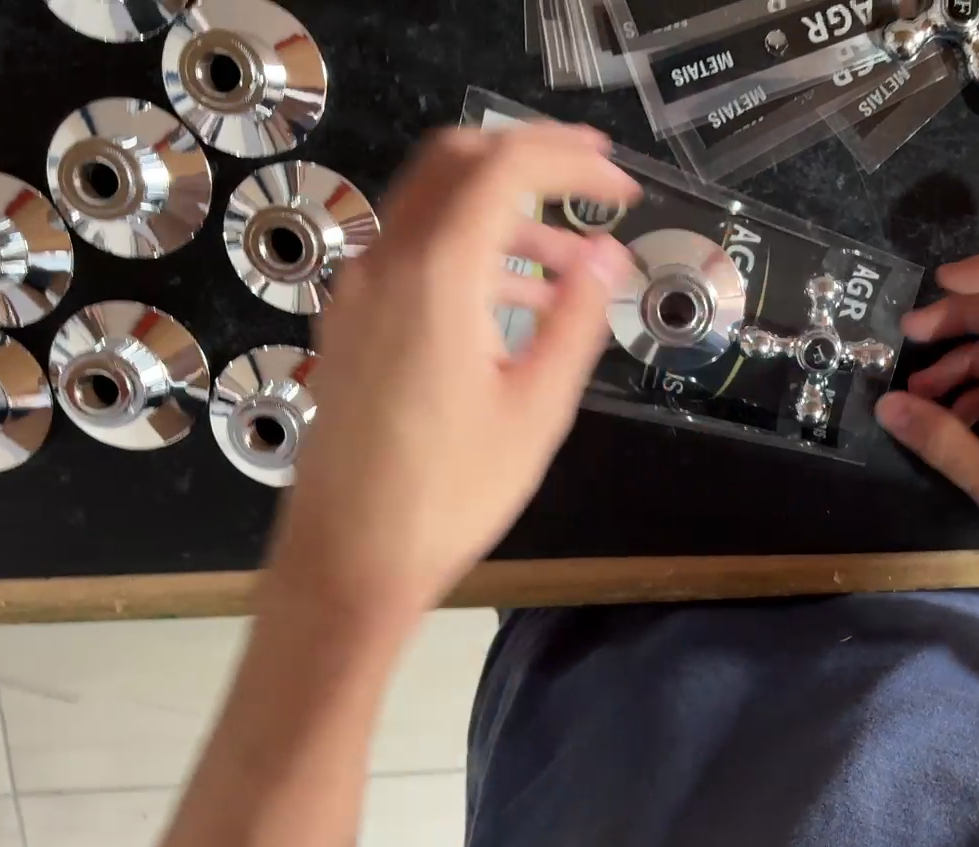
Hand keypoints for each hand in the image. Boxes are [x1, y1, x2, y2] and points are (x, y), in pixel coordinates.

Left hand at [269, 123, 641, 621]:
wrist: (354, 555)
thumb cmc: (457, 490)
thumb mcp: (538, 408)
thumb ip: (575, 321)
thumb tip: (609, 255)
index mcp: (437, 278)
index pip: (503, 171)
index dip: (570, 162)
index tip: (625, 187)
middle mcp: (386, 264)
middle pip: (457, 163)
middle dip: (533, 158)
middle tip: (599, 181)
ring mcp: (362, 291)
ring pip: (438, 209)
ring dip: (511, 218)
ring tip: (579, 269)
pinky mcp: (359, 322)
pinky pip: (421, 255)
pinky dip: (479, 255)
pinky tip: (524, 305)